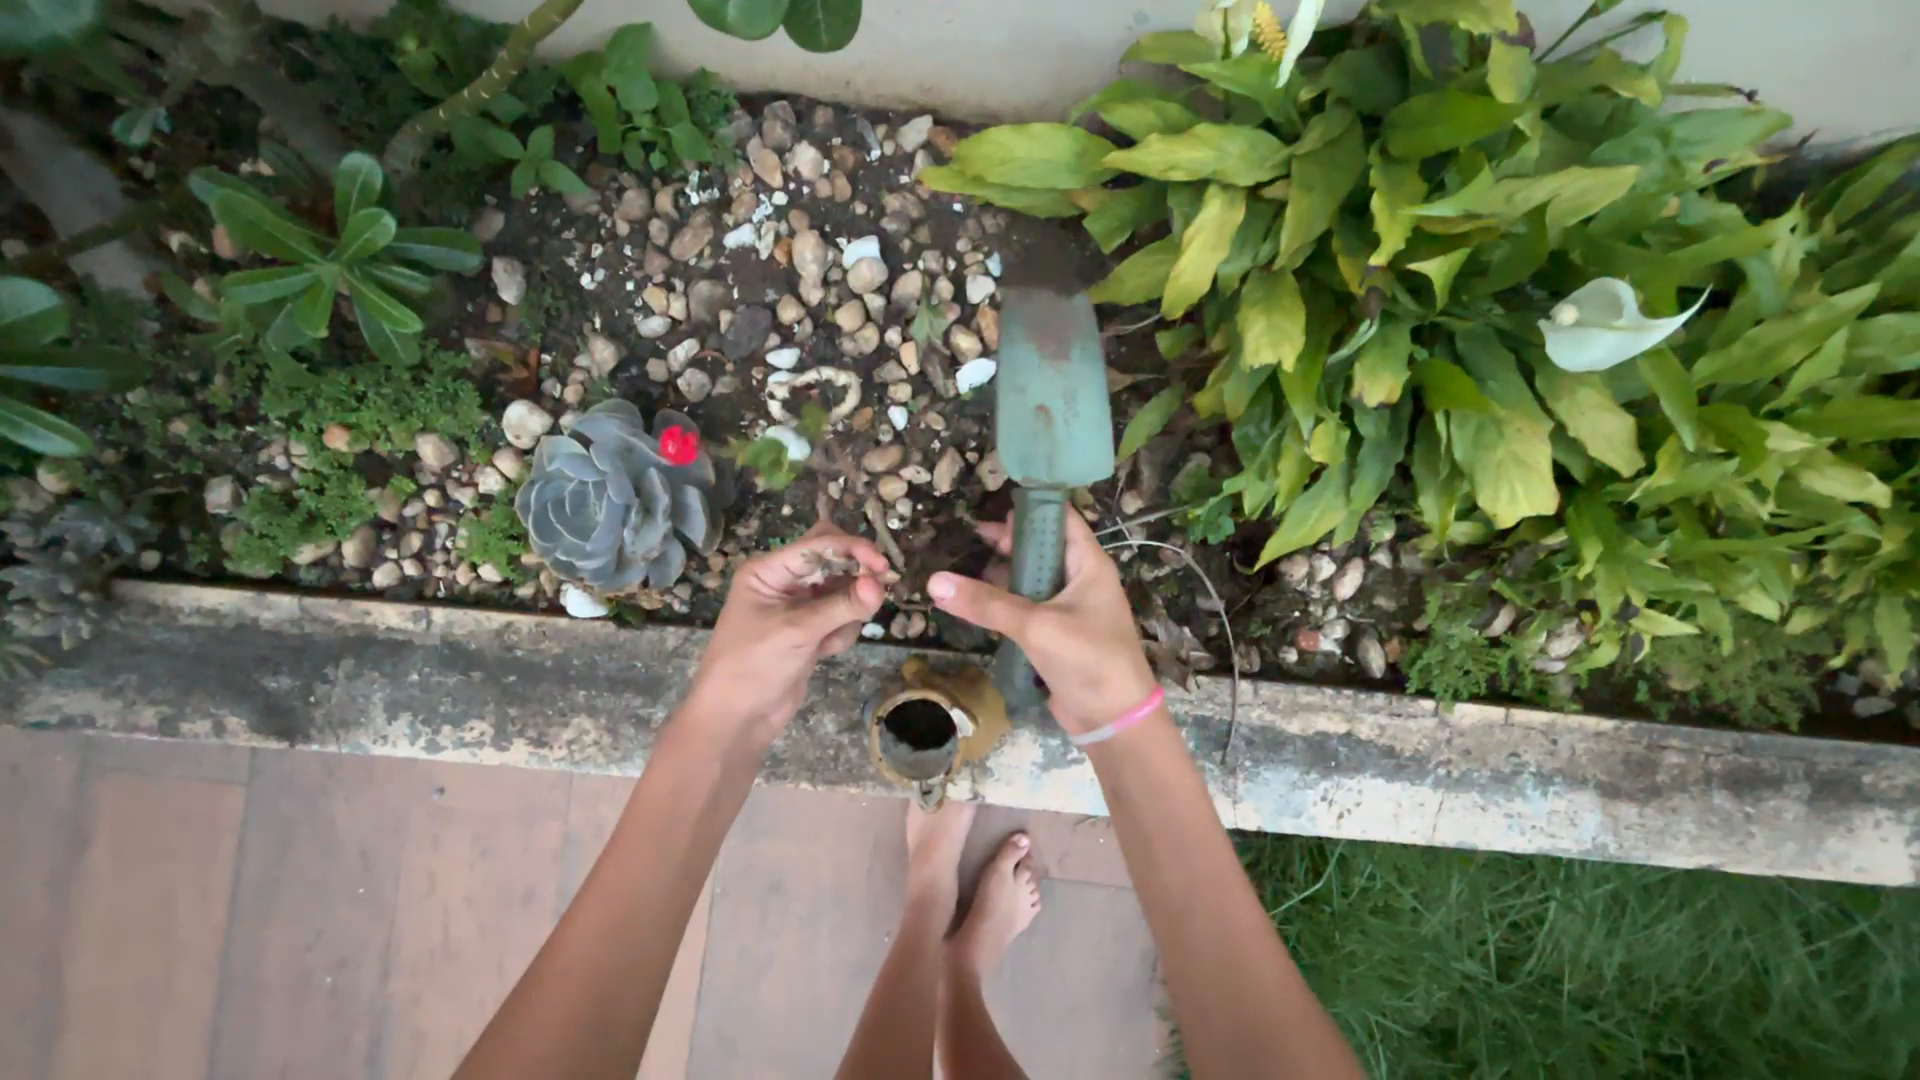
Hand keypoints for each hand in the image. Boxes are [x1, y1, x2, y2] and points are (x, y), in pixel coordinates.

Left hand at [684, 521, 889, 739]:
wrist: (736, 718)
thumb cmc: (754, 666)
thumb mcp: (798, 631)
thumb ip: (842, 605)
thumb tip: (880, 584)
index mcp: (769, 570)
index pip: (818, 544)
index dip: (852, 550)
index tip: (881, 565)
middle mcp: (784, 582)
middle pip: (833, 562)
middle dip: (855, 576)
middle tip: (878, 590)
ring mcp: (799, 607)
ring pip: (843, 591)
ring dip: (848, 612)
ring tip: (831, 640)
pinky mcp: (811, 630)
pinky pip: (841, 617)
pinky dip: (842, 632)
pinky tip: (826, 652)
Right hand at [927, 511, 1158, 735]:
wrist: (1114, 718)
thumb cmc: (1088, 659)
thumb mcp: (1036, 626)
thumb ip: (987, 604)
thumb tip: (934, 582)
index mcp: (1088, 564)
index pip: (1060, 518)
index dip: (1030, 508)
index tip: (992, 505)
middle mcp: (1079, 579)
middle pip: (1040, 547)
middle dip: (1008, 542)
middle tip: (972, 539)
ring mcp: (1068, 607)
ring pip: (1030, 579)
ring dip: (1002, 574)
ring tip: (966, 568)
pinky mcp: (1056, 633)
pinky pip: (1026, 607)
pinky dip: (1004, 602)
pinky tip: (976, 601)